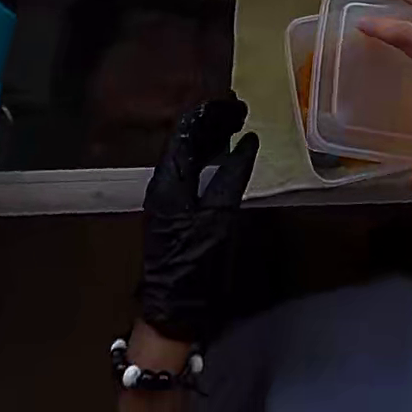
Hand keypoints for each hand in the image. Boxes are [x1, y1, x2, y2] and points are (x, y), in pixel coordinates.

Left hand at [137, 96, 258, 342]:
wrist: (173, 311)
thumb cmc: (196, 263)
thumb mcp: (220, 215)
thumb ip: (233, 174)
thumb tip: (249, 140)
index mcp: (169, 179)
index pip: (185, 129)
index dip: (209, 111)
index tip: (235, 101)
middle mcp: (162, 182)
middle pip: (184, 137)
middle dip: (211, 119)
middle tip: (240, 109)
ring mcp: (165, 195)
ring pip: (186, 151)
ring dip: (210, 134)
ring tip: (237, 123)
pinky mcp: (172, 207)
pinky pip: (189, 166)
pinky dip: (207, 151)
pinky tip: (225, 150)